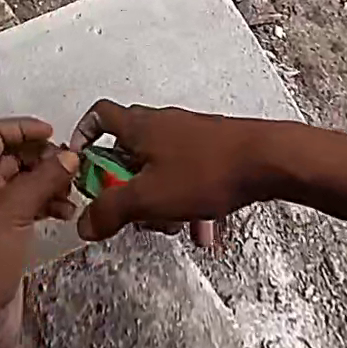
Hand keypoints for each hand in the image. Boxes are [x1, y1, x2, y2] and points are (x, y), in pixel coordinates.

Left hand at [0, 118, 78, 339]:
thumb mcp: (15, 207)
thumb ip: (45, 176)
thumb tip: (68, 155)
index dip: (24, 128)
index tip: (51, 133)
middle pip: (13, 157)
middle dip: (42, 157)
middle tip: (67, 162)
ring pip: (24, 183)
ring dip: (49, 182)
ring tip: (71, 189)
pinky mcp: (5, 236)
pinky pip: (29, 207)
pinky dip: (48, 204)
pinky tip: (65, 211)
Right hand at [69, 101, 277, 241]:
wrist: (264, 159)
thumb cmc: (206, 169)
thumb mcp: (149, 197)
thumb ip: (112, 210)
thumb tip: (84, 222)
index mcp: (139, 126)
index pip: (99, 115)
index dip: (84, 136)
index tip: (81, 164)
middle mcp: (160, 124)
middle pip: (128, 150)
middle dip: (126, 185)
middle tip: (131, 211)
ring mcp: (186, 135)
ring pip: (158, 168)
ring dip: (159, 200)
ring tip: (173, 227)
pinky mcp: (209, 149)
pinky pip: (186, 176)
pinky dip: (187, 202)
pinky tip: (204, 232)